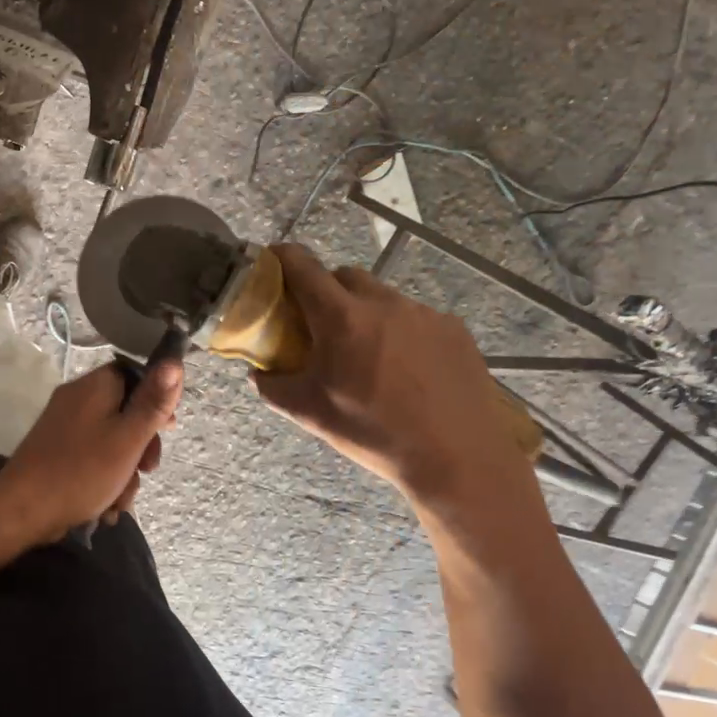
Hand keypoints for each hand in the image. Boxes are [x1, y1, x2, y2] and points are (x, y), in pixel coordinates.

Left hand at [0, 359, 181, 542]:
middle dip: (142, 446)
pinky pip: (92, 459)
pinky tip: (106, 508)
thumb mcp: (128, 438)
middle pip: (125, 412)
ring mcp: (64, 427)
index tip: (168, 428)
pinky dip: (104, 481)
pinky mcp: (57, 452)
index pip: (135, 375)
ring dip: (124, 473)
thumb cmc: (81, 471)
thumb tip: (173, 361)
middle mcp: (77, 400)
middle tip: (147, 469)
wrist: (23, 509)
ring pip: (112, 442)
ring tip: (120, 500)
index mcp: (94, 387)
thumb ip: (153, 402)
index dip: (157, 399)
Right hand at [252, 243, 529, 503]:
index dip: (282, 258)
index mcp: (342, 319)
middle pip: (344, 277)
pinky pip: (415, 317)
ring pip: (381, 298)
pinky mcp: (454, 329)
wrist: (457, 458)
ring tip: (365, 356)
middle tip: (318, 326)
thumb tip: (259, 372)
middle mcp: (384, 304)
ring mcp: (424, 314)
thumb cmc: (374, 433)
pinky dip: (398, 332)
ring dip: (363, 314)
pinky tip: (403, 370)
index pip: (303, 267)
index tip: (271, 261)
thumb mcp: (308, 414)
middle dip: (324, 290)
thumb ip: (272, 386)